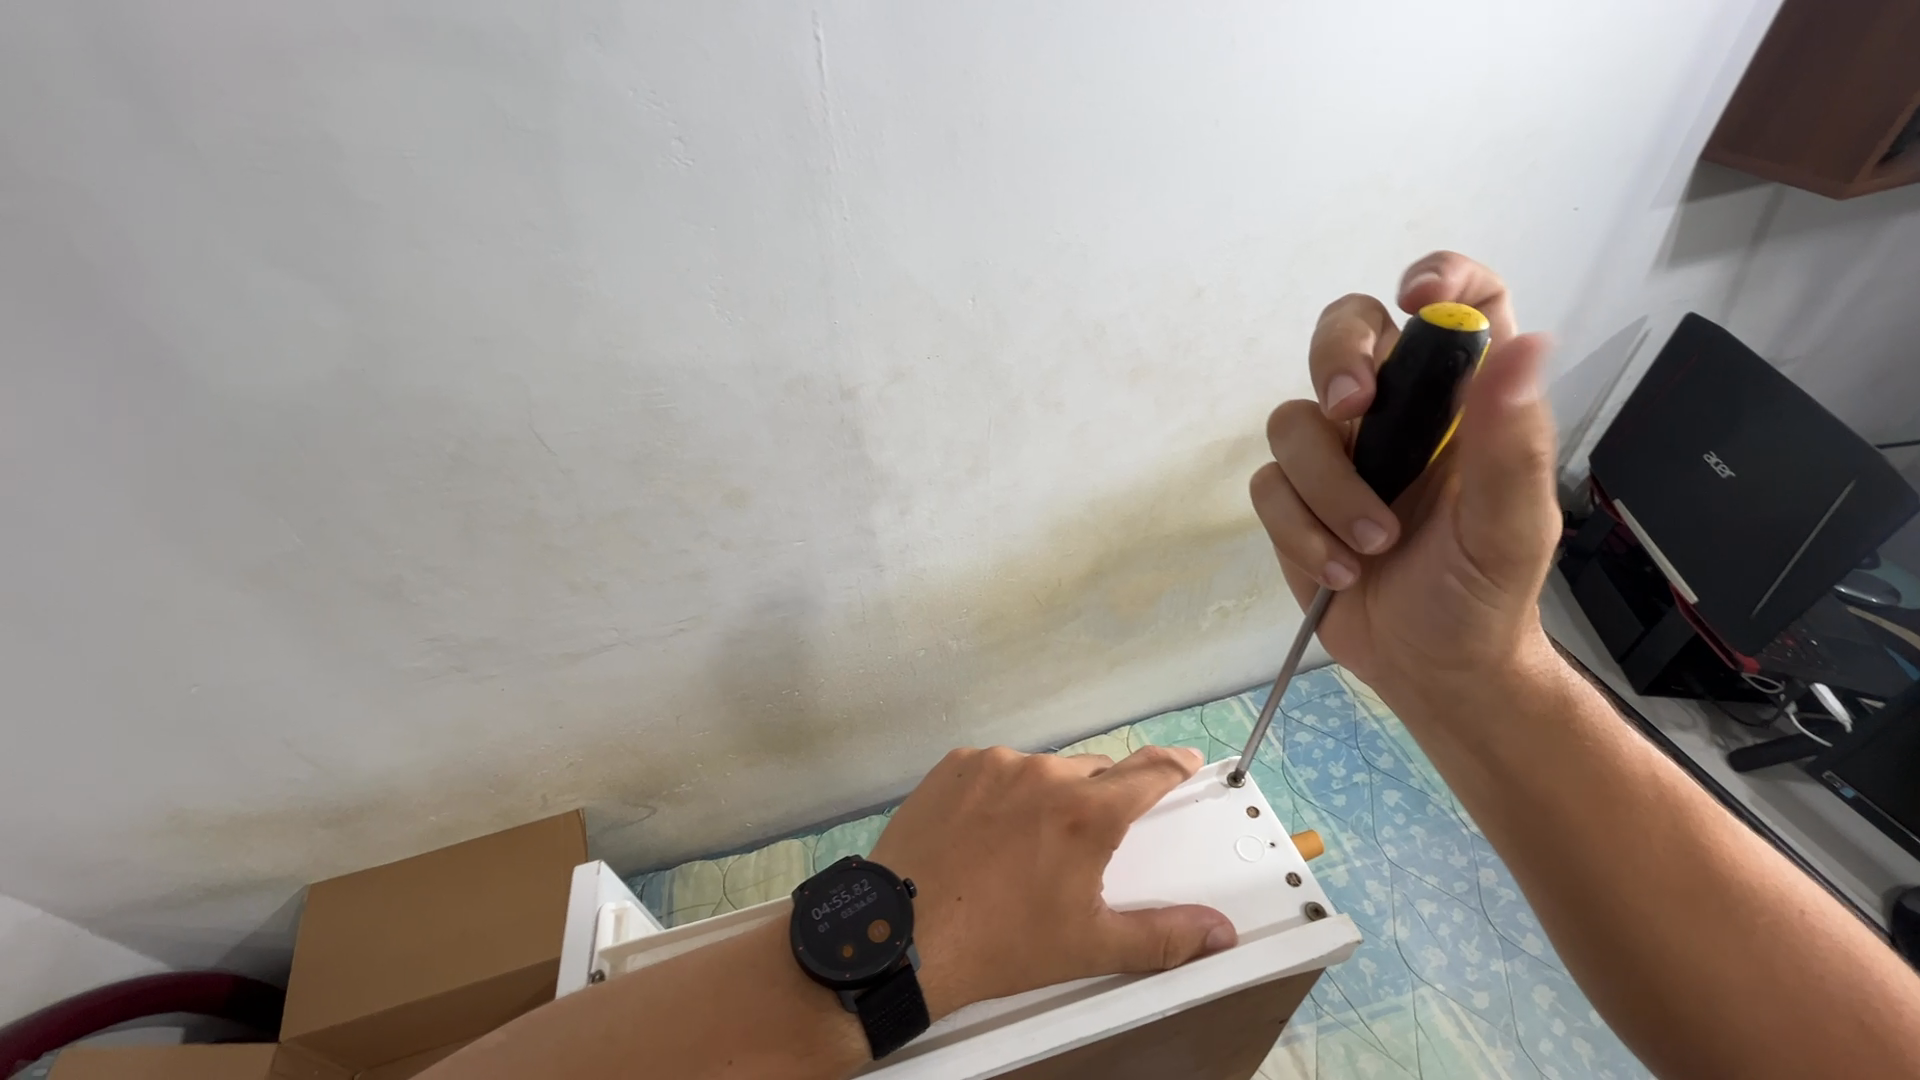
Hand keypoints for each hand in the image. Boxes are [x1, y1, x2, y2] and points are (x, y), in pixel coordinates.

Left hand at [868, 745, 1235, 1016]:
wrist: (905, 935)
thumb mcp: (1090, 946)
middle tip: (1078, 845)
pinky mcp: (955, 763)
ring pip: (1042, 771)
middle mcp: (1044, 774)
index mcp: (1086, 813)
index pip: (1149, 772)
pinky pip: (996, 768)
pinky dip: (1001, 791)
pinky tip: (984, 831)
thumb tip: (1218, 930)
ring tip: (1021, 846)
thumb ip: (1164, 936)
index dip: (1173, 765)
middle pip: (1092, 773)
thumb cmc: (1002, 943)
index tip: (1186, 761)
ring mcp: (994, 763)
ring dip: (1045, 797)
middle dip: (1097, 801)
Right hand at [1249, 252, 1561, 703]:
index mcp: (1463, 405)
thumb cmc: (1484, 596)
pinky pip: (1268, 488)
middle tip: (1352, 405)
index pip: (1460, 303)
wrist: (1428, 668)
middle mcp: (1394, 416)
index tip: (1417, 298)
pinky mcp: (1293, 501)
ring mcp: (1336, 457)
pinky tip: (1337, 568)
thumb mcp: (1511, 527)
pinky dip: (1299, 531)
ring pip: (1292, 423)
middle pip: (1344, 333)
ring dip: (1327, 490)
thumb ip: (1511, 443)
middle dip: (1336, 359)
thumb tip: (1522, 347)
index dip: (1438, 279)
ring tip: (1368, 547)